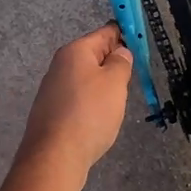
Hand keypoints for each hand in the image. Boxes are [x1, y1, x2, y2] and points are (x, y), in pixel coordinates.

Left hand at [18, 23, 133, 180]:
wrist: (55, 157)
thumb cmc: (89, 113)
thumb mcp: (115, 83)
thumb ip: (121, 62)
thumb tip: (119, 52)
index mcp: (75, 51)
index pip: (105, 32)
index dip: (124, 35)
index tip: (140, 44)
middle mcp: (60, 65)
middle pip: (94, 56)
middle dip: (113, 66)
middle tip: (128, 83)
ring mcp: (52, 89)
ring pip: (86, 80)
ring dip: (102, 89)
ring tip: (113, 108)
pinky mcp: (50, 113)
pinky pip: (77, 100)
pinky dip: (90, 106)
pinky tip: (96, 123)